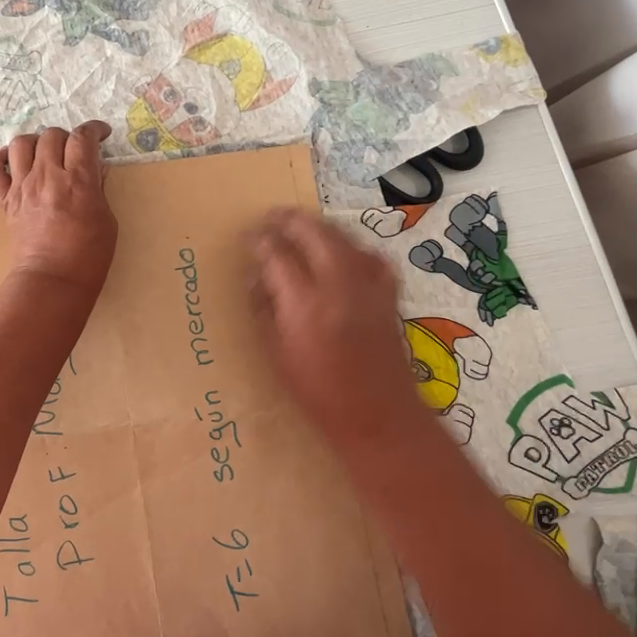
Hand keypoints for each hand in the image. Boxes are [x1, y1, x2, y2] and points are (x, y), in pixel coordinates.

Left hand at [0, 122, 117, 294]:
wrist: (52, 281)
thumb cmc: (88, 256)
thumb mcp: (107, 220)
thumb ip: (99, 189)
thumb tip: (96, 168)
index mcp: (78, 180)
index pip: (82, 138)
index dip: (94, 129)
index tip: (101, 134)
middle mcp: (47, 176)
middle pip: (52, 135)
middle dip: (67, 137)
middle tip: (75, 151)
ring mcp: (22, 187)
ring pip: (21, 143)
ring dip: (36, 141)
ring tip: (46, 152)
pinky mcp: (6, 200)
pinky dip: (1, 158)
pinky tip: (12, 161)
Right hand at [246, 209, 425, 450]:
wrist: (379, 417)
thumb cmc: (316, 392)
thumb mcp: (275, 351)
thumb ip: (264, 308)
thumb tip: (256, 277)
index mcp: (304, 303)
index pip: (277, 255)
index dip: (259, 240)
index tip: (248, 236)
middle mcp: (339, 287)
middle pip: (314, 234)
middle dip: (289, 221)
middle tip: (271, 218)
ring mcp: (368, 288)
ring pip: (344, 239)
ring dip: (320, 227)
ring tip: (301, 227)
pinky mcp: (388, 296)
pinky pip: (371, 257)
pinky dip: (354, 247)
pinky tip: (343, 252)